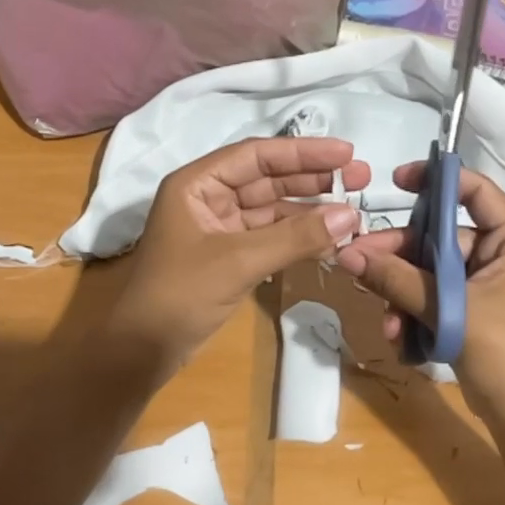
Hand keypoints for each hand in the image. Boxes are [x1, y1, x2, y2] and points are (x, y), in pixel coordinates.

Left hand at [110, 137, 367, 368]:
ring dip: (311, 211)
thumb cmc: (180, 295)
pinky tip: (331, 239)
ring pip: (274, 210)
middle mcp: (209, 198)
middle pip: (268, 179)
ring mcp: (220, 229)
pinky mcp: (231, 257)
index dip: (303, 152)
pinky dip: (300, 238)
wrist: (143, 351)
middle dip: (313, 179)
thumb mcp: (239, 261)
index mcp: (197, 184)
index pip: (257, 155)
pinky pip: (272, 238)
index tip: (347, 153)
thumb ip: (295, 237)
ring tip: (354, 210)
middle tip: (361, 178)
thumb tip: (350, 215)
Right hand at [336, 163, 504, 414]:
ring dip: (402, 293)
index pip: (476, 191)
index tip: (396, 181)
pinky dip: (412, 313)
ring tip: (387, 321)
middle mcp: (499, 256)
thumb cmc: (503, 353)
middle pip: (440, 236)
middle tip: (359, 262)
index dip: (437, 180)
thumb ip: (399, 280)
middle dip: (400, 256)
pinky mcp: (467, 312)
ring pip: (429, 271)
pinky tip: (400, 338)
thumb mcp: (449, 310)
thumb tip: (348, 252)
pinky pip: (431, 298)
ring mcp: (482, 285)